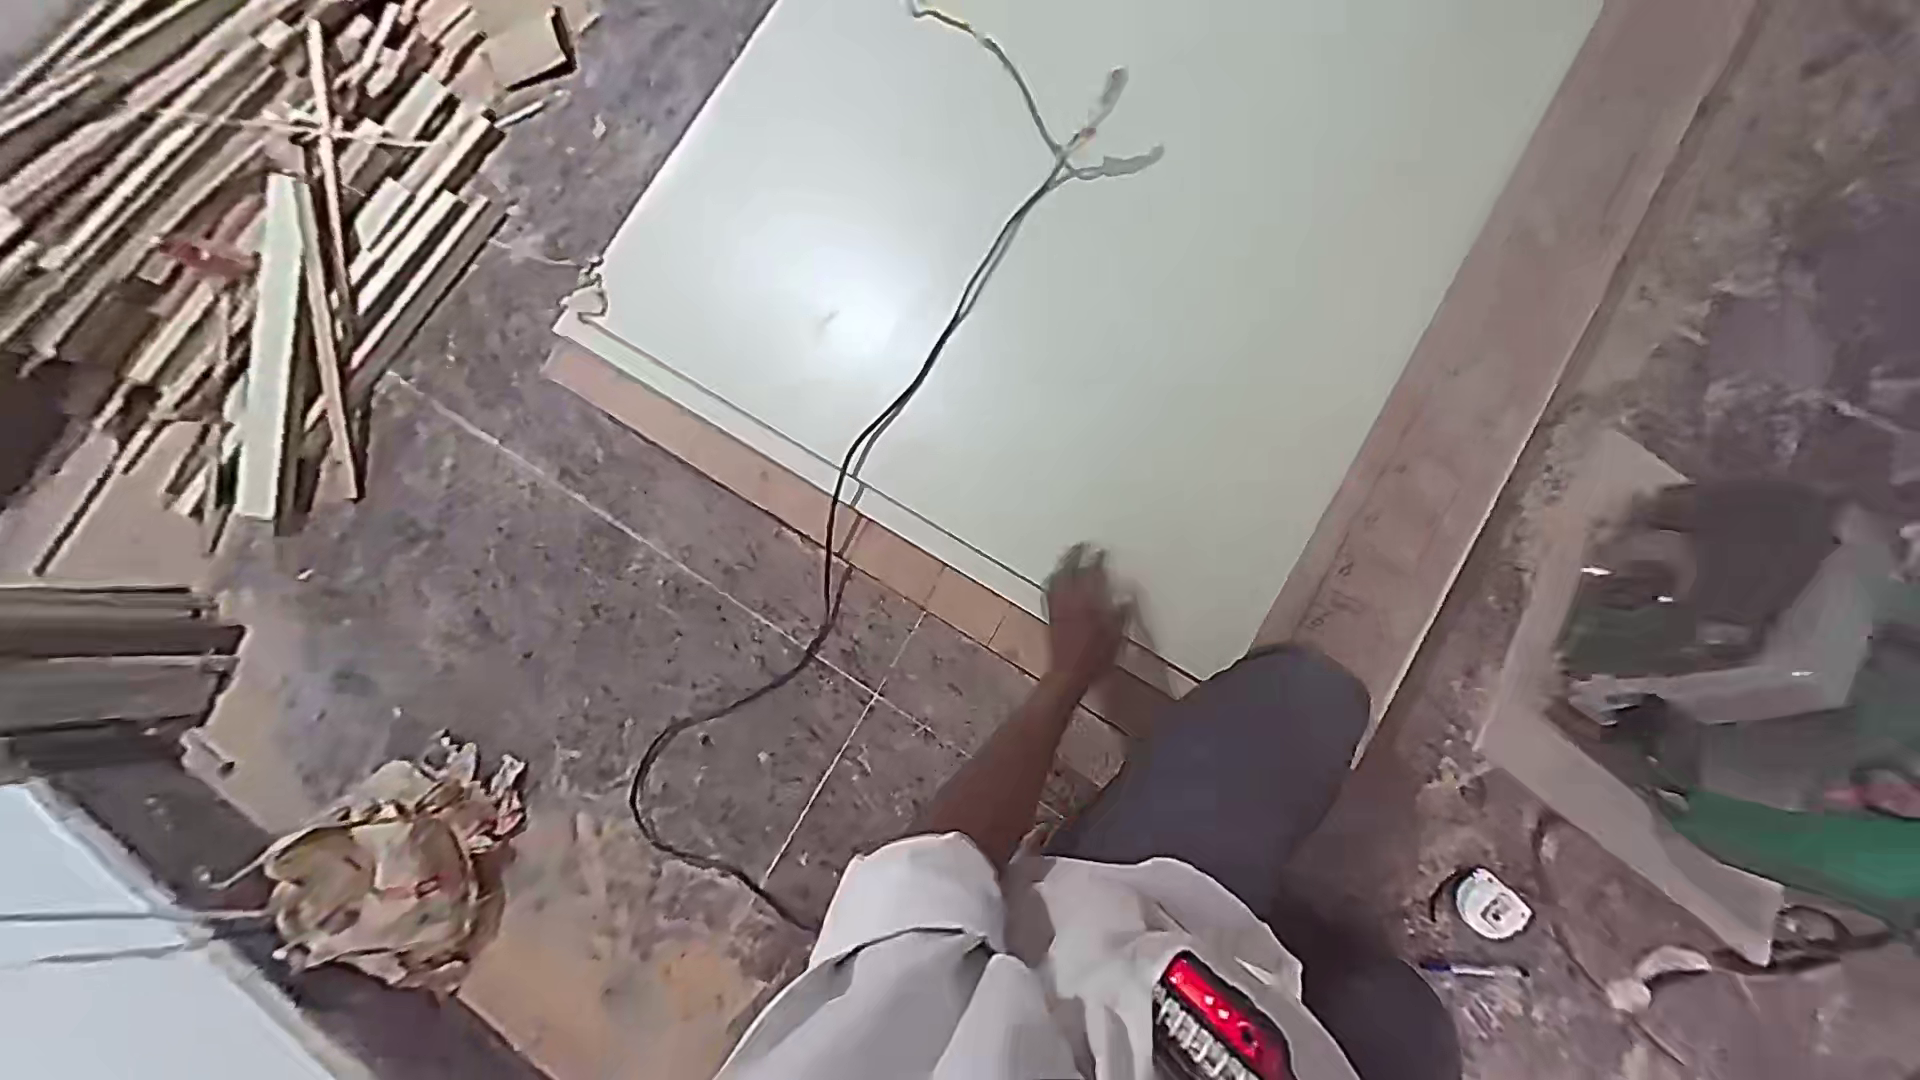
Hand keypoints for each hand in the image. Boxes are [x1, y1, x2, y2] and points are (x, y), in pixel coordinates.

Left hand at [1045, 543, 1128, 687]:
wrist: (1068, 674)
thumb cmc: (1095, 658)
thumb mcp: (1117, 636)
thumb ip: (1121, 614)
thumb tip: (1127, 597)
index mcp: (1089, 603)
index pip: (1092, 574)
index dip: (1096, 560)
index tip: (1100, 551)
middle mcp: (1070, 601)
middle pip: (1070, 571)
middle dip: (1075, 555)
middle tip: (1081, 545)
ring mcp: (1057, 608)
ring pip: (1057, 579)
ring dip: (1062, 565)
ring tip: (1066, 556)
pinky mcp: (1050, 616)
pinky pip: (1048, 592)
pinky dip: (1051, 581)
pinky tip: (1053, 579)